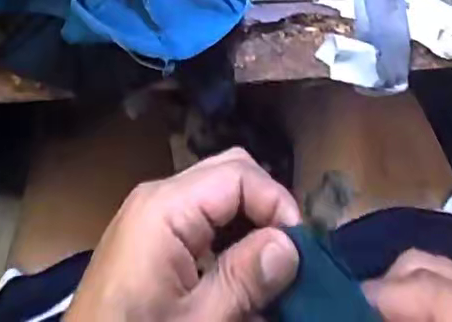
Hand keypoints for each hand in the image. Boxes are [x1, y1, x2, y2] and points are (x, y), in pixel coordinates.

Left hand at [67, 148, 302, 321]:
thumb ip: (243, 280)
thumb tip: (290, 244)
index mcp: (166, 205)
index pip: (238, 173)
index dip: (277, 203)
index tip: (303, 253)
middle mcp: (157, 195)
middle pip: (228, 171)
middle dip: (266, 205)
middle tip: (292, 259)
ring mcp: (149, 213)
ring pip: (216, 191)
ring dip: (249, 221)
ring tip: (273, 271)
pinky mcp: (147, 235)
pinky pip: (197, 216)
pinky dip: (226, 235)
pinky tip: (240, 275)